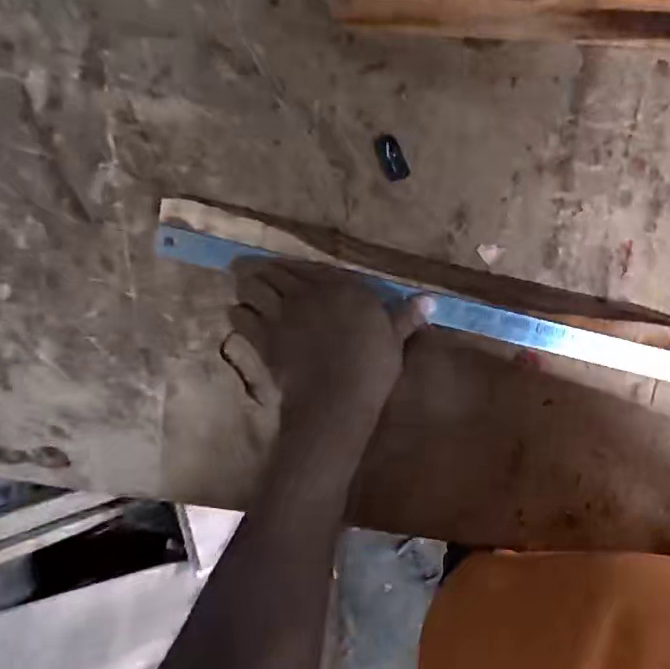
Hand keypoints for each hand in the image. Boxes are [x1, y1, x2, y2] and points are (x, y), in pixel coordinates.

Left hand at [227, 258, 432, 447]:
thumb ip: (406, 317)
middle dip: (269, 273)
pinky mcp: (261, 336)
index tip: (298, 274)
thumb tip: (431, 299)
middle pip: (277, 272)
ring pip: (253, 288)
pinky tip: (242, 316)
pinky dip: (239, 313)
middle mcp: (308, 293)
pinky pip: (240, 316)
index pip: (316, 270)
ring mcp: (280, 313)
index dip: (304, 271)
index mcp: (344, 290)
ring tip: (248, 292)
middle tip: (263, 274)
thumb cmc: (372, 367)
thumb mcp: (395, 341)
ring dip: (249, 288)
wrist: (335, 398)